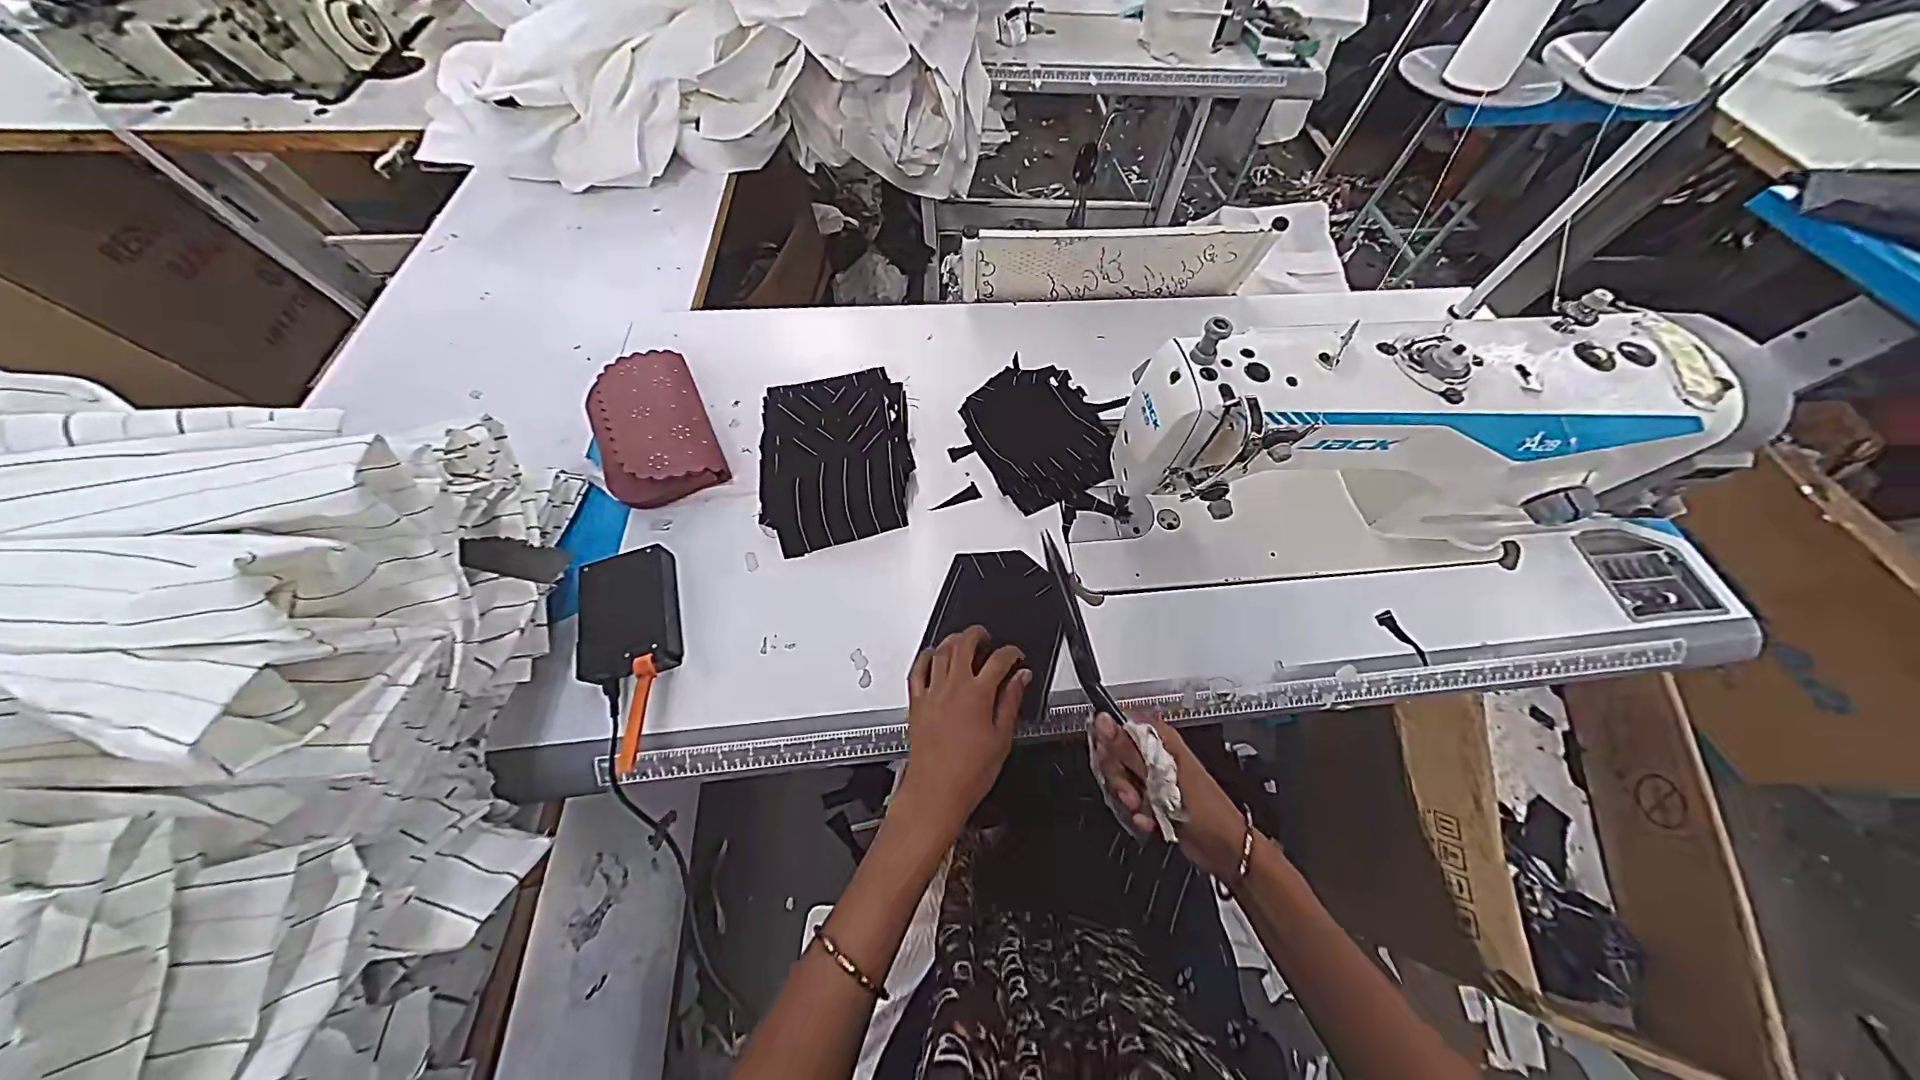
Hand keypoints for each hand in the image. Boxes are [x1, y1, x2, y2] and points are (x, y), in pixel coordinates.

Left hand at [894, 626, 1028, 841]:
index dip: (1011, 653)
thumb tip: (1020, 679)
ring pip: (941, 651)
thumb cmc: (968, 772)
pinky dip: (926, 657)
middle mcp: (953, 687)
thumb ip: (1011, 701)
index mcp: (978, 694)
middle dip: (978, 634)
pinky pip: (918, 669)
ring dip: (953, 640)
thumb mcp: (1002, 737)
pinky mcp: (917, 702)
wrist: (936, 791)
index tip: (1016, 656)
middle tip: (987, 637)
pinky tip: (932, 656)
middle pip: (964, 644)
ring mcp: (932, 692)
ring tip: (963, 640)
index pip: (999, 660)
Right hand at [1091, 712, 1248, 879]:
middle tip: (1132, 793)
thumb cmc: (1205, 810)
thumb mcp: (1160, 776)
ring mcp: (1153, 776)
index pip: (1115, 727)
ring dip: (1127, 799)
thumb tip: (1103, 720)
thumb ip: (1127, 748)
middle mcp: (1155, 753)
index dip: (1106, 746)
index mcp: (1159, 737)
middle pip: (1113, 756)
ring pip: (1119, 780)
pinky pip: (1129, 800)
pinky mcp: (1152, 797)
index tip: (1108, 764)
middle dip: (1118, 779)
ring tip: (1143, 810)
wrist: (1224, 848)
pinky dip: (1135, 813)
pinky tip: (1147, 821)